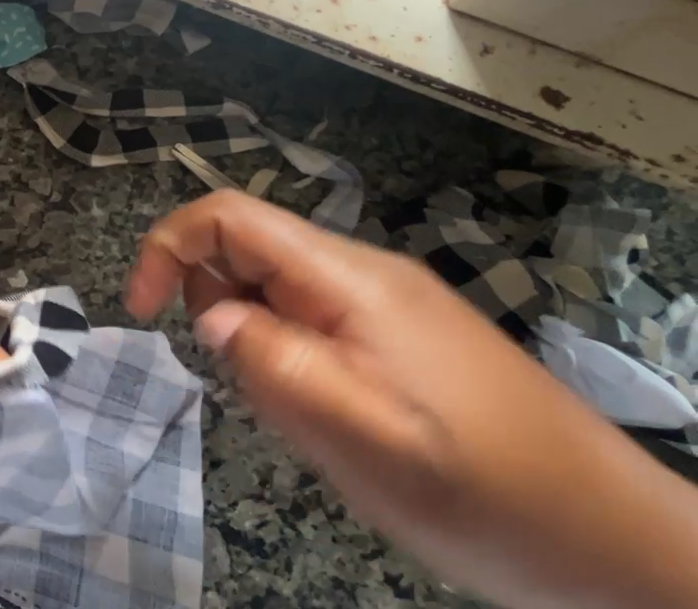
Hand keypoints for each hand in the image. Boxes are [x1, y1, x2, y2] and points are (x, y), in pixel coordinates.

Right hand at [127, 190, 697, 608]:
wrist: (620, 545)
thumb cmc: (488, 493)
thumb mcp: (365, 439)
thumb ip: (275, 365)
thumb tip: (208, 315)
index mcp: (350, 280)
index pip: (228, 216)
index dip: (166, 247)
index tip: (141, 312)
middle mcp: (363, 273)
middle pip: (244, 253)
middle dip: (219, 313)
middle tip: (257, 390)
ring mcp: (383, 302)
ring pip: (271, 294)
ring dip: (260, 350)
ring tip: (310, 417)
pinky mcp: (397, 333)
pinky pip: (308, 324)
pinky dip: (293, 365)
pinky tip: (337, 418)